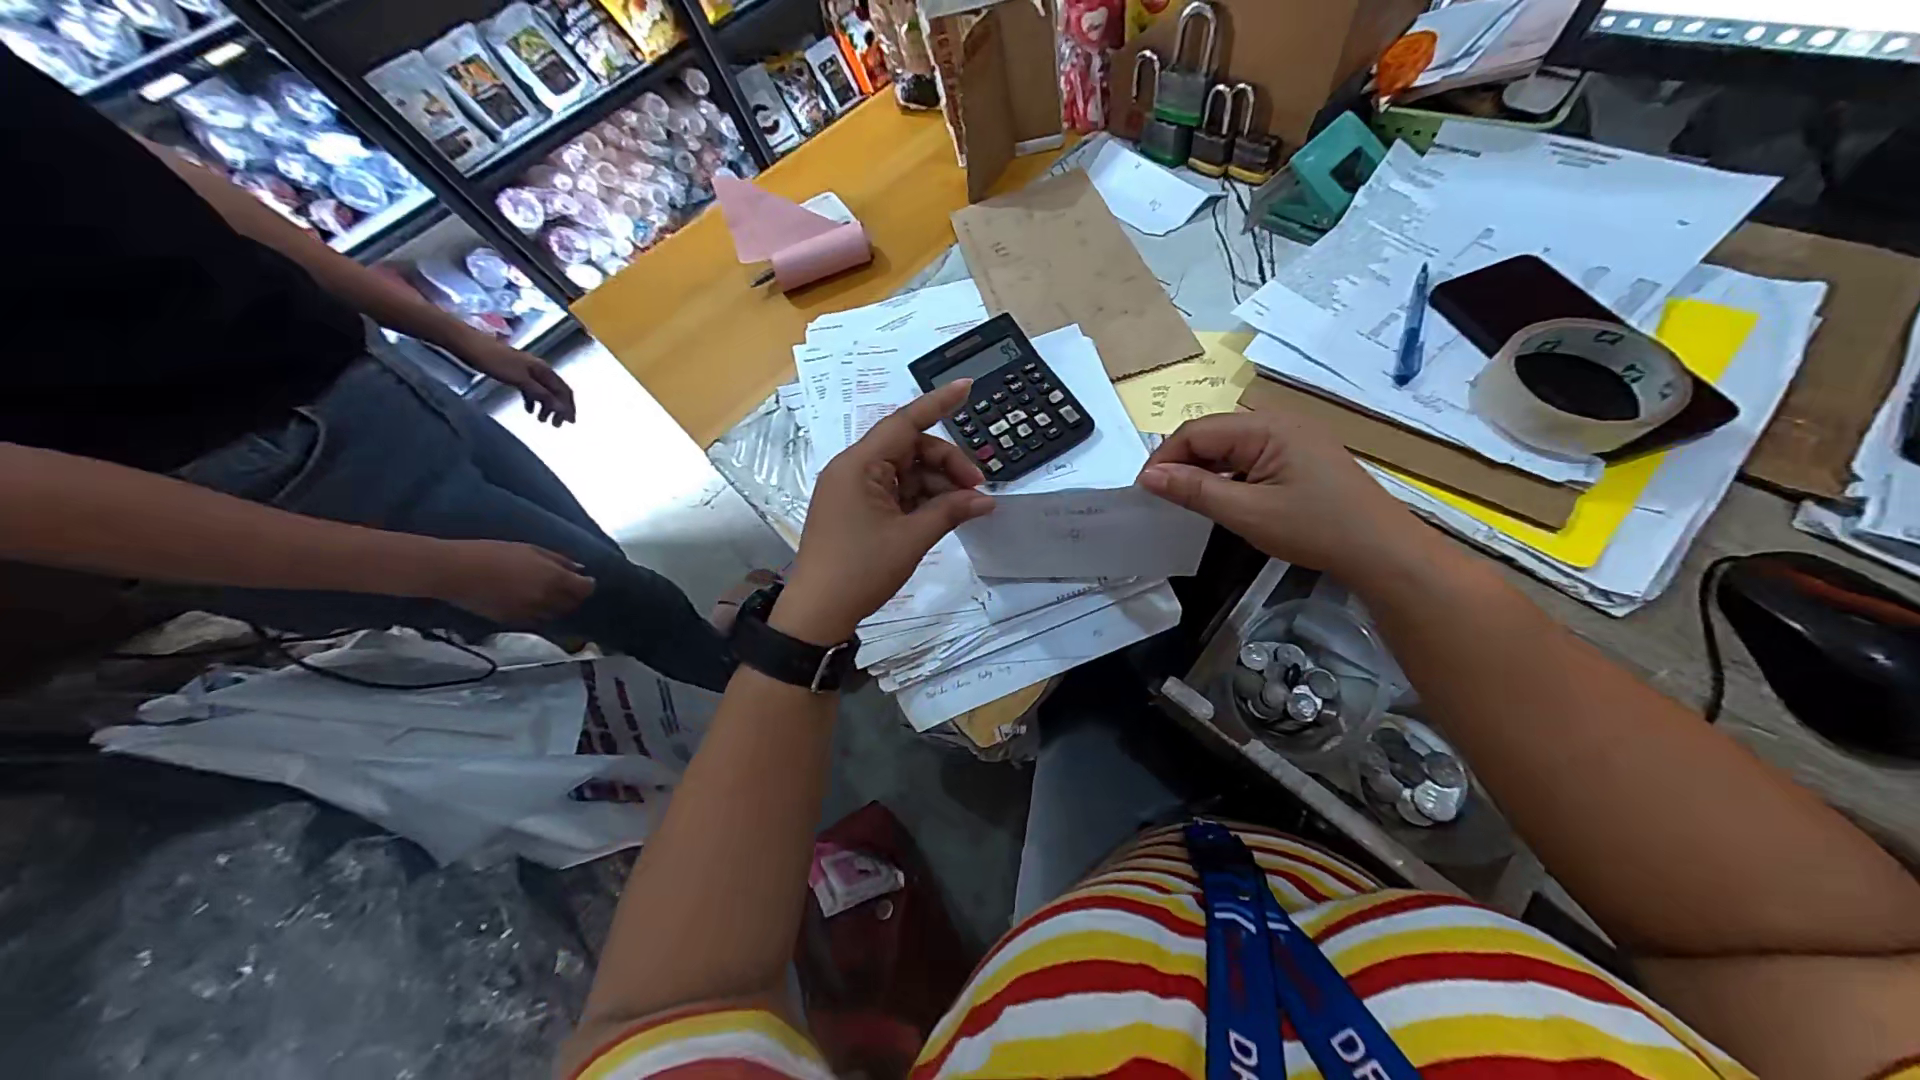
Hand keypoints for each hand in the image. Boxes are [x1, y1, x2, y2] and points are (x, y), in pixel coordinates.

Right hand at [426, 539, 596, 623]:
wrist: (455, 571)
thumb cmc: (493, 553)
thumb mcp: (531, 549)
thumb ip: (558, 560)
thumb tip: (579, 568)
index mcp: (554, 579)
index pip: (585, 589)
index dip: (588, 585)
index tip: (586, 580)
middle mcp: (547, 599)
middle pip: (572, 604)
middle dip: (575, 596)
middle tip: (570, 587)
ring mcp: (530, 612)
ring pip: (555, 615)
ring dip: (558, 607)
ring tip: (551, 596)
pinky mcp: (512, 621)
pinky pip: (536, 621)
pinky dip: (540, 614)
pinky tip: (533, 604)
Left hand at [460, 337, 576, 425]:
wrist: (470, 345)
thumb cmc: (496, 362)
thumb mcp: (521, 380)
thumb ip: (542, 394)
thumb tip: (562, 408)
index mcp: (544, 370)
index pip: (564, 391)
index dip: (569, 407)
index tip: (569, 422)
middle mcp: (540, 370)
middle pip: (556, 392)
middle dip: (558, 409)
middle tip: (555, 425)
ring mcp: (528, 371)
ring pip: (544, 392)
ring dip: (545, 406)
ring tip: (541, 420)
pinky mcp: (517, 373)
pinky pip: (531, 389)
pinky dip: (532, 400)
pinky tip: (528, 409)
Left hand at [774, 380, 995, 645]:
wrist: (817, 612)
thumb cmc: (860, 570)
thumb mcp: (911, 538)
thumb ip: (950, 511)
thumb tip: (986, 500)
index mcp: (859, 465)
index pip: (904, 422)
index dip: (937, 404)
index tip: (966, 388)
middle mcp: (854, 470)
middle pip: (909, 449)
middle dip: (946, 464)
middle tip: (978, 489)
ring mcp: (854, 490)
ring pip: (905, 472)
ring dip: (937, 485)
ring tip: (966, 507)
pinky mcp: (857, 510)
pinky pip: (895, 492)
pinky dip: (921, 500)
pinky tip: (945, 514)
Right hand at [1137, 411, 1429, 579]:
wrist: (1382, 550)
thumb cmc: (1315, 528)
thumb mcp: (1247, 512)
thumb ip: (1195, 490)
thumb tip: (1148, 477)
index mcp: (1266, 427)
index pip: (1197, 432)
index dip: (1165, 458)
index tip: (1144, 490)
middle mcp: (1278, 422)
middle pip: (1212, 434)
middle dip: (1182, 463)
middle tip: (1161, 498)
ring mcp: (1292, 438)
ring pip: (1229, 447)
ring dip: (1204, 470)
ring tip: (1185, 500)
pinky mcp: (1299, 456)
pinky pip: (1250, 457)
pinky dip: (1228, 475)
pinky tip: (1222, 498)